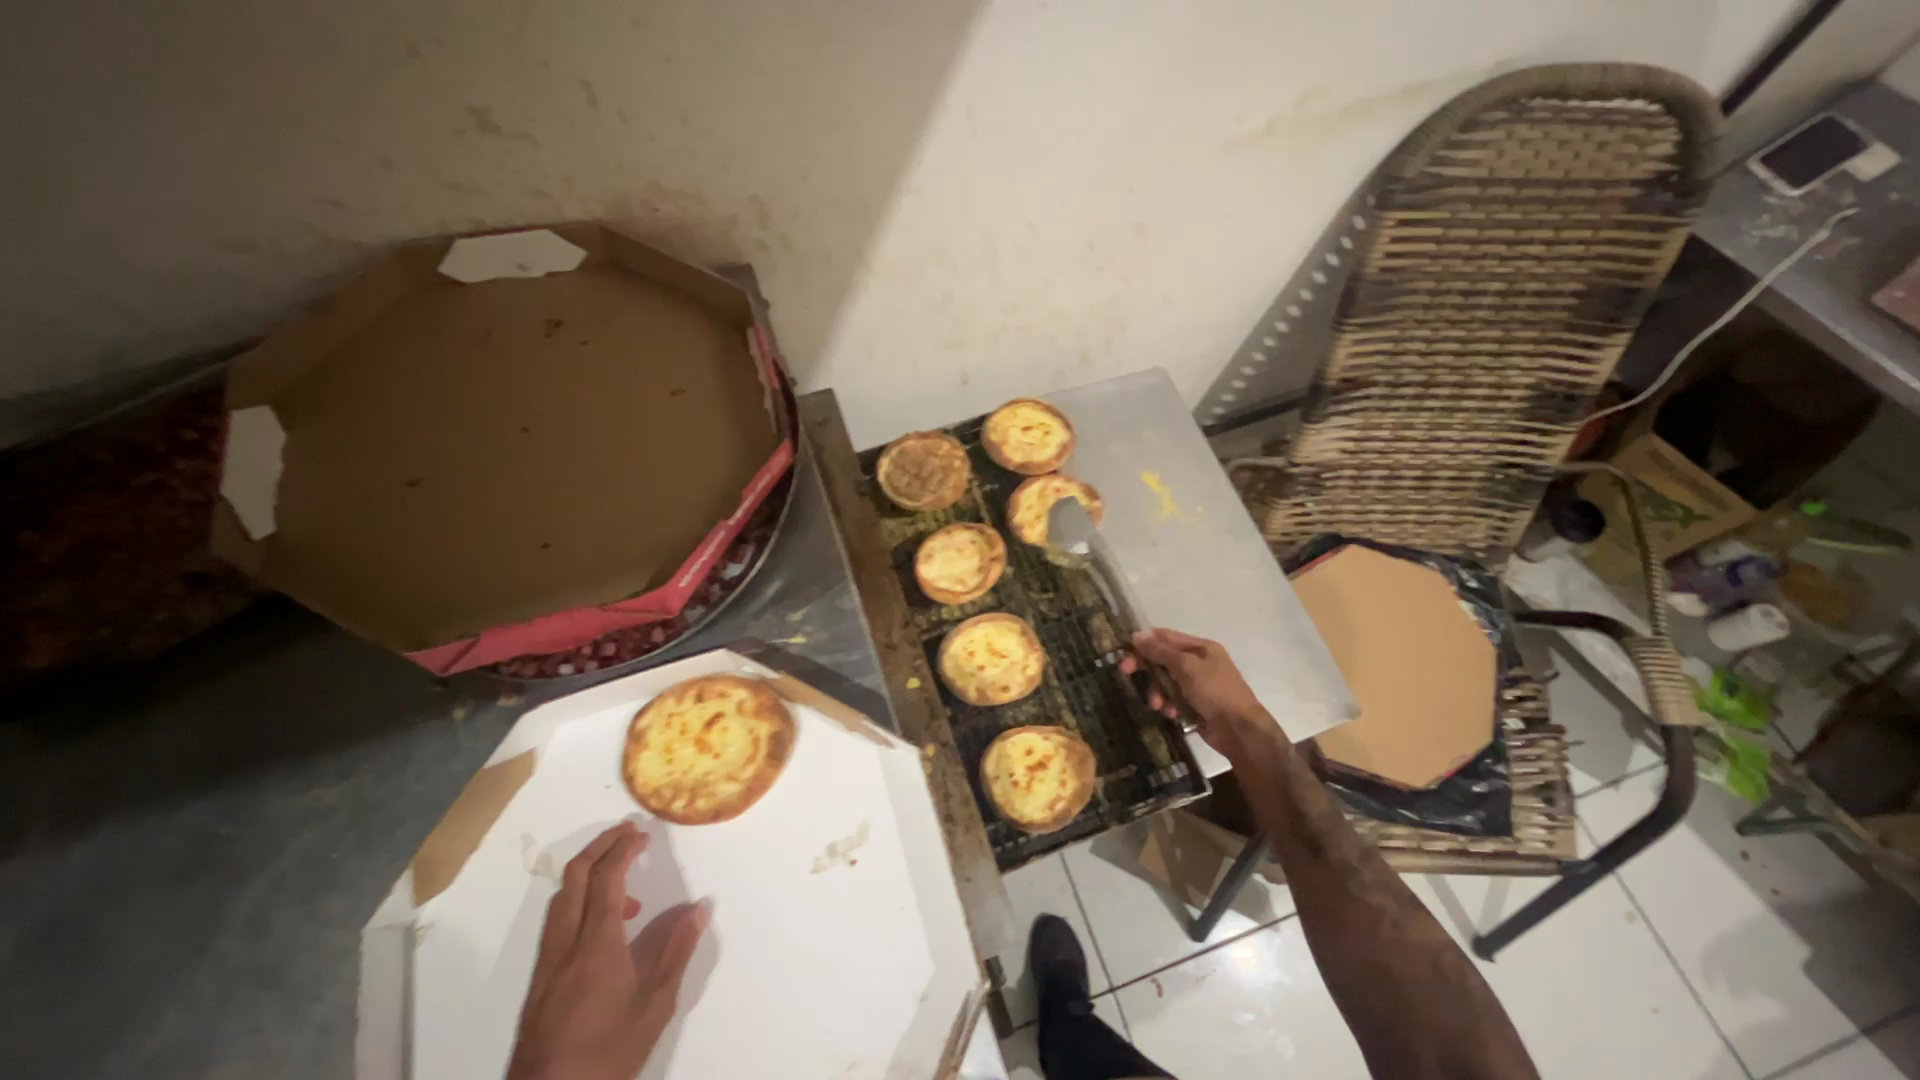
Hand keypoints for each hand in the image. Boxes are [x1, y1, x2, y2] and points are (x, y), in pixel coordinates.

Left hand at [507, 822, 709, 1079]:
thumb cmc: (609, 1050)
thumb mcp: (655, 1004)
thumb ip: (677, 951)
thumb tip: (700, 908)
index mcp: (597, 944)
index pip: (607, 879)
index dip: (623, 848)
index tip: (642, 833)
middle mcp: (566, 943)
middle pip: (574, 877)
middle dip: (599, 846)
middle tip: (626, 832)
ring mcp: (548, 961)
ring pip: (560, 898)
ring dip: (587, 873)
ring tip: (622, 877)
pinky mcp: (540, 979)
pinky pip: (557, 922)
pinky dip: (578, 902)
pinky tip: (603, 925)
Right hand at [1122, 628, 1265, 755]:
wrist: (1239, 730)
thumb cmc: (1215, 692)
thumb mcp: (1186, 667)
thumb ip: (1160, 651)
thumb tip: (1136, 635)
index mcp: (1201, 647)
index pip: (1165, 636)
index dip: (1144, 641)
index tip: (1123, 650)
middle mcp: (1199, 663)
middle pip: (1163, 659)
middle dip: (1146, 668)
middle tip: (1125, 672)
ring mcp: (1197, 685)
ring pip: (1165, 681)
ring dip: (1157, 691)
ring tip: (1158, 705)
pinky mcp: (1195, 705)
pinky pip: (1173, 699)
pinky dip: (1169, 705)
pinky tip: (1171, 713)